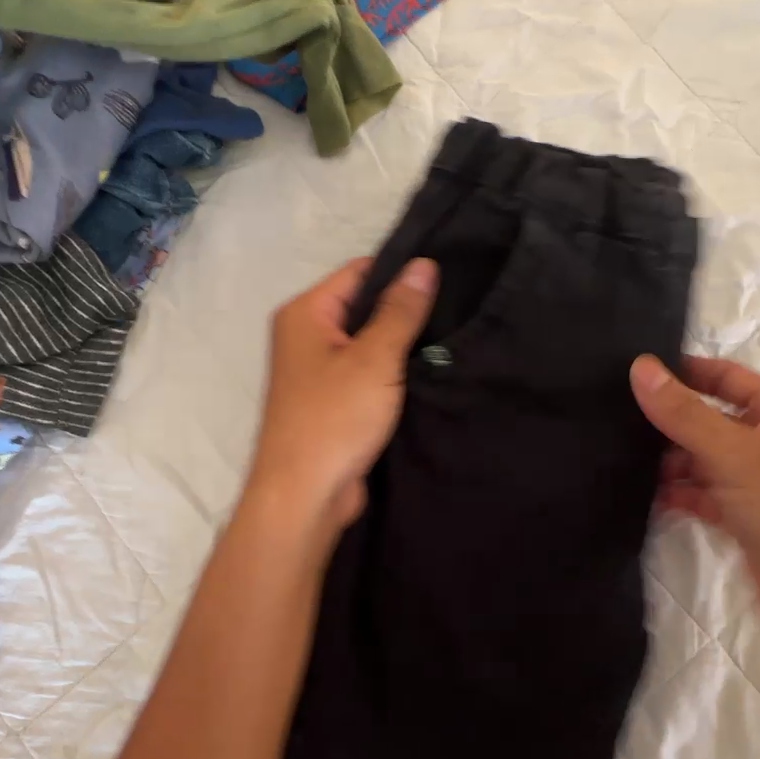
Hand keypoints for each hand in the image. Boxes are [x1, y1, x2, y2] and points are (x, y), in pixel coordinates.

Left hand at [247, 257, 437, 531]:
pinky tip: (424, 378)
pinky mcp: (330, 404)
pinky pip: (365, 377)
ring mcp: (316, 373)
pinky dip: (389, 378)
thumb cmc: (335, 419)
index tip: (446, 283)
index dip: (401, 275)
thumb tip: (424, 264)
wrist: (305, 495)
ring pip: (367, 345)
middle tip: (454, 316)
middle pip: (363, 308)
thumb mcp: (375, 358)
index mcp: (305, 313)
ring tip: (446, 345)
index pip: (360, 272)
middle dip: (402, 314)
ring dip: (399, 350)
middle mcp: (304, 336)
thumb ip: (401, 311)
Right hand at [630, 354, 759, 635]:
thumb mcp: (734, 453)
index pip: (724, 376)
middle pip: (711, 418)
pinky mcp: (747, 514)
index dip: (681, 374)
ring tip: (623, 463)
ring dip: (672, 463)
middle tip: (614, 423)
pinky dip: (682, 493)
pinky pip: (706, 493)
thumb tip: (639, 367)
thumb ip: (683, 413)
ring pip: (705, 459)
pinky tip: (648, 496)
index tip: (630, 376)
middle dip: (669, 425)